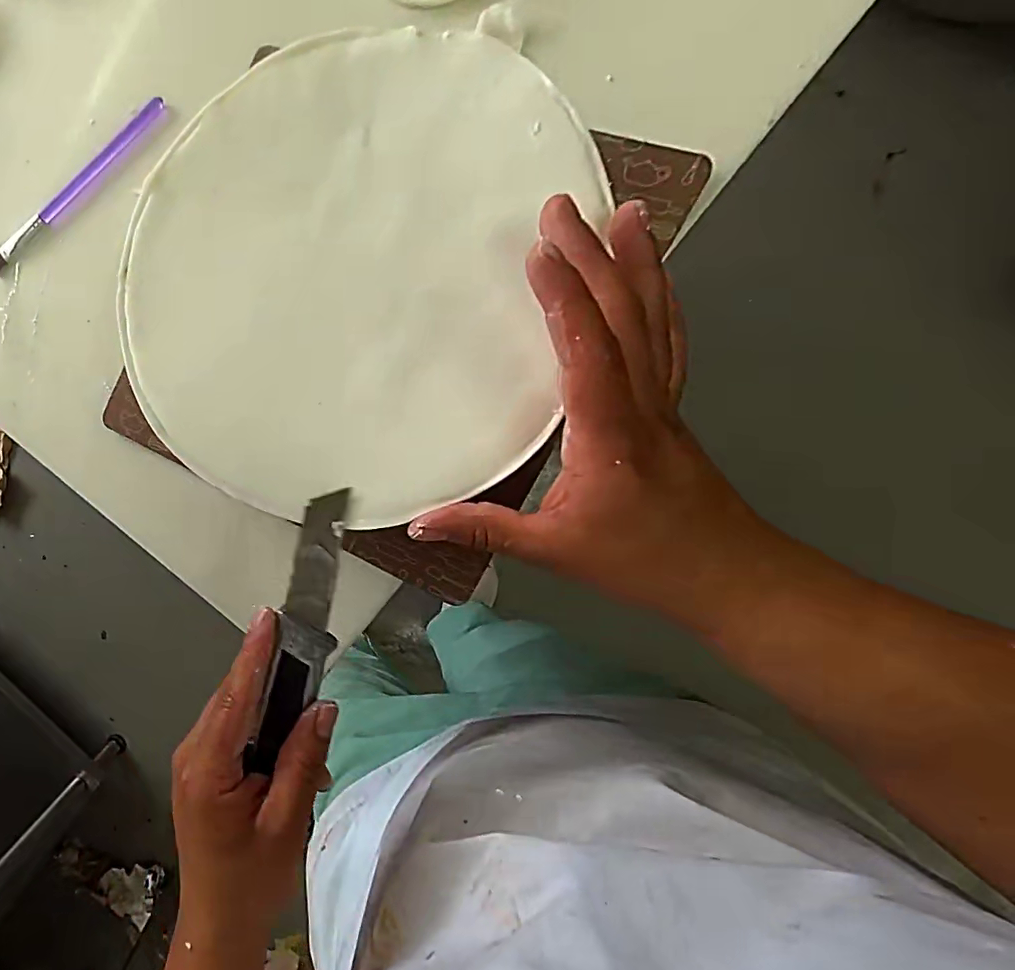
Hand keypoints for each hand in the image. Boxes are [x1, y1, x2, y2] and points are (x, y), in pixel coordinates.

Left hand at [171, 609, 336, 936]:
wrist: (217, 919)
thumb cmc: (251, 879)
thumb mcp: (285, 821)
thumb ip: (302, 760)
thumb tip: (320, 708)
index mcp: (206, 764)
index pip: (235, 697)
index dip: (253, 655)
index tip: (266, 618)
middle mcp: (191, 753)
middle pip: (231, 700)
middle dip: (266, 675)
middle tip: (301, 651)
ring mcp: (191, 760)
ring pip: (232, 715)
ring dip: (268, 711)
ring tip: (307, 716)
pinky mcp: (199, 770)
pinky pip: (230, 735)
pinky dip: (259, 733)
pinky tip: (289, 749)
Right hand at [407, 195, 783, 627]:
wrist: (734, 576)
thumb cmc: (642, 561)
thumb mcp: (552, 550)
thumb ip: (483, 529)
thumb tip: (418, 523)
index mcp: (609, 430)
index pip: (586, 349)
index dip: (564, 297)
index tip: (539, 250)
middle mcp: (644, 402)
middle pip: (625, 315)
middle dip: (594, 257)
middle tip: (566, 209)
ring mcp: (665, 402)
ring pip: (657, 319)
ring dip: (638, 263)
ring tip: (625, 214)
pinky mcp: (670, 410)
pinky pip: (666, 341)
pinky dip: (658, 300)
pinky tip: (650, 281)